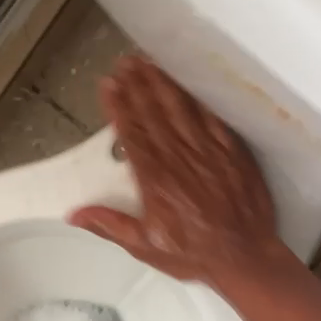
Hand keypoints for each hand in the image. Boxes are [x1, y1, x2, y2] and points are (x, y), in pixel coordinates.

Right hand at [70, 57, 290, 288]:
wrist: (245, 258)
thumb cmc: (195, 255)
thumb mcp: (146, 247)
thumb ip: (110, 226)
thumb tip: (75, 214)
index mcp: (156, 181)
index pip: (132, 135)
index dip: (119, 107)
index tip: (108, 85)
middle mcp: (180, 160)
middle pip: (154, 114)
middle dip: (138, 85)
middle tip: (125, 62)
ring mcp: (209, 153)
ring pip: (182, 110)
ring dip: (164, 83)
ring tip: (150, 62)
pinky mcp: (233, 153)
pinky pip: (213, 118)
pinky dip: (199, 99)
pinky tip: (190, 83)